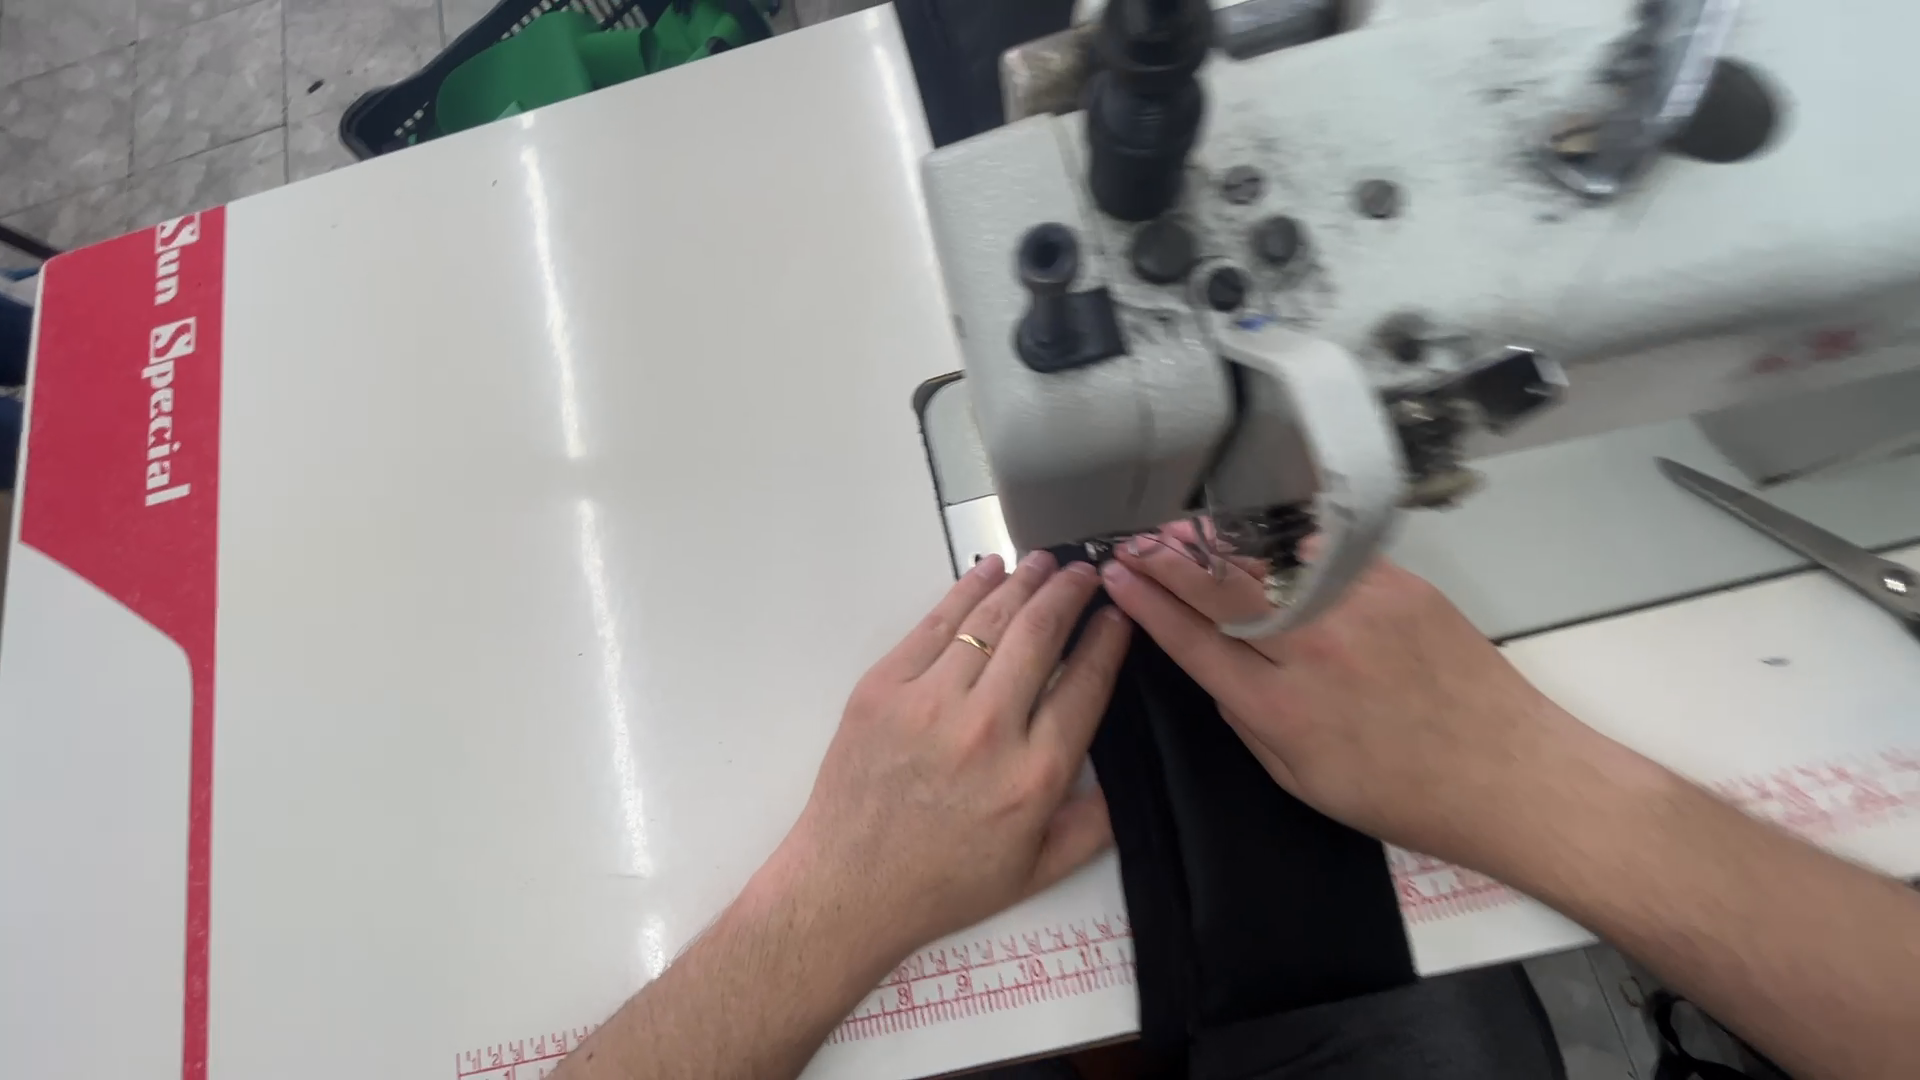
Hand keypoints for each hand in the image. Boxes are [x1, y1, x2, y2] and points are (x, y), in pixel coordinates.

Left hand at [758, 551, 1131, 965]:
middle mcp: (988, 727)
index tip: (1116, 615)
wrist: (849, 885)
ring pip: (991, 620)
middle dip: (1070, 593)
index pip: (1086, 684)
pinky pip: (935, 622)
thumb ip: (1094, 824)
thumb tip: (1128, 772)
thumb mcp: (1038, 871)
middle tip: (1086, 571)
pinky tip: (990, 570)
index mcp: (1034, 775)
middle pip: (1040, 635)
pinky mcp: (884, 684)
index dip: (1107, 639)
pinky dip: (967, 589)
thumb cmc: (946, 880)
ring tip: (1047, 561)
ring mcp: (930, 700)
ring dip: (1025, 581)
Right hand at [1099, 529, 1599, 871]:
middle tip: (1132, 542)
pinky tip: (1253, 539)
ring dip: (1212, 545)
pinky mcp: (1395, 583)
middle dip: (1164, 562)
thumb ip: (1244, 717)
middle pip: (1217, 590)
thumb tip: (1214, 664)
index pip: (1190, 640)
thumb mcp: (1297, 777)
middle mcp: (1310, 648)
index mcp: (1279, 706)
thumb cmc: (1397, 794)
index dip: (1146, 604)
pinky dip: (1278, 545)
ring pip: (1264, 561)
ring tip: (1178, 532)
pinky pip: (1320, 554)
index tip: (1117, 576)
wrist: (1511, 775)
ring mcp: (1355, 608)